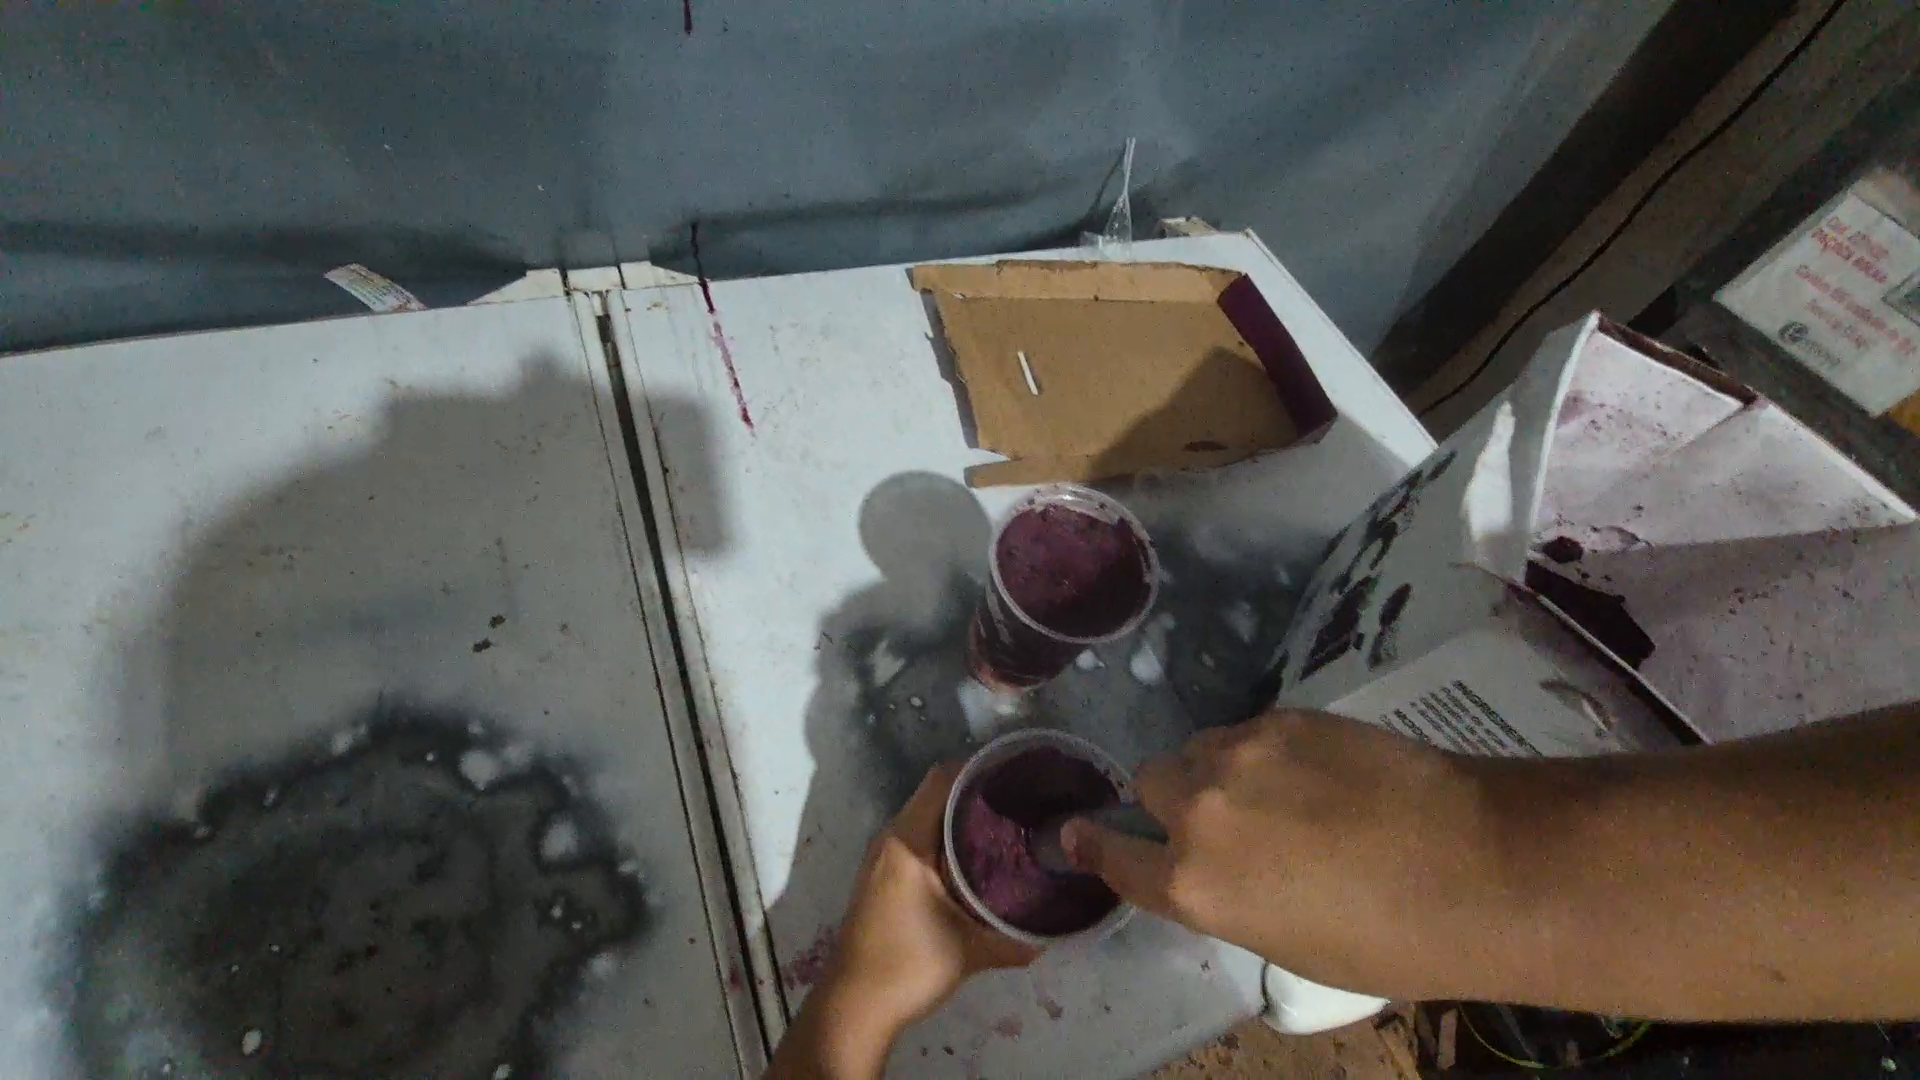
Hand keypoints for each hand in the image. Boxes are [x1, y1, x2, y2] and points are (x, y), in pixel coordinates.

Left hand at [767, 762, 1036, 1077]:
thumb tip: (1053, 935)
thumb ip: (1014, 940)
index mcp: (908, 839)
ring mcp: (883, 854)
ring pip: (927, 815)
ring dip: (962, 815)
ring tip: (1007, 823)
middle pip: (937, 792)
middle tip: (1021, 800)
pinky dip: (947, 835)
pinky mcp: (883, 873)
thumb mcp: (969, 951)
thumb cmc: (906, 966)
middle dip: (978, 791)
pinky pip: (919, 836)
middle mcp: (892, 836)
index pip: (943, 779)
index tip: (1017, 773)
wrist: (853, 1007)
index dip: (979, 768)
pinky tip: (977, 855)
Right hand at [1062, 708, 1496, 998]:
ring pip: (1194, 751)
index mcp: (1194, 884)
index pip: (1116, 856)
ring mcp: (1235, 755)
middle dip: (1169, 801)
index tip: (1072, 831)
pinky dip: (1260, 752)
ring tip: (1270, 791)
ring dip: (1212, 771)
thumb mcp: (1285, 941)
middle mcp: (1196, 811)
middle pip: (1147, 784)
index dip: (1092, 844)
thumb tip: (1211, 862)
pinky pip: (1244, 733)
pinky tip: (1312, 771)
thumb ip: (1224, 894)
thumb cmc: (1388, 939)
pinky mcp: (1279, 719)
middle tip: (1217, 817)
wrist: (1480, 865)